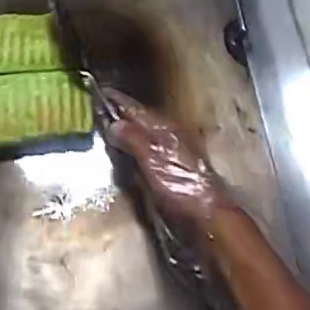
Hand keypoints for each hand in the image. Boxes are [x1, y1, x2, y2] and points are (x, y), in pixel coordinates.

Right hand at [103, 88, 228, 228]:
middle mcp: (171, 133)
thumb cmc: (180, 185)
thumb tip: (113, 123)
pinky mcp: (177, 168)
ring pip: (146, 133)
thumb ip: (132, 138)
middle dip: (121, 115)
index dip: (117, 100)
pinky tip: (130, 154)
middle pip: (140, 118)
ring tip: (111, 130)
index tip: (99, 92)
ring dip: (129, 130)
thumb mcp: (152, 159)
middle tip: (99, 112)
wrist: (210, 218)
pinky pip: (151, 149)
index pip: (135, 107)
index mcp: (164, 125)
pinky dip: (137, 147)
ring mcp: (176, 150)